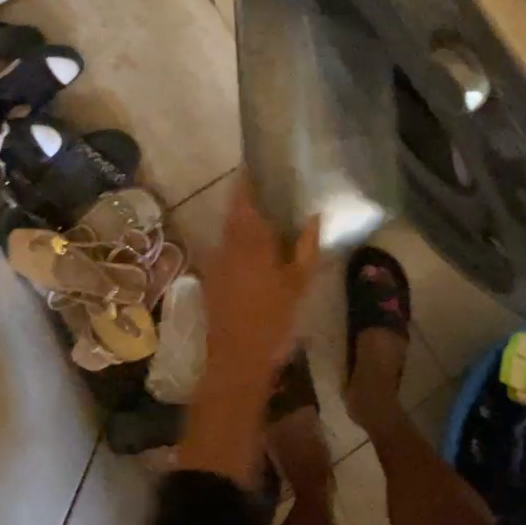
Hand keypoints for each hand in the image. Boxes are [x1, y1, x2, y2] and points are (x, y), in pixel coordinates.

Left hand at [179, 181, 319, 486]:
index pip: (244, 198)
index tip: (257, 164)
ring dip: (241, 218)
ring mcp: (215, 260)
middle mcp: (227, 243)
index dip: (248, 179)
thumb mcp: (299, 284)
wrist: (235, 361)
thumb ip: (308, 247)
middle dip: (246, 196)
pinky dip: (236, 239)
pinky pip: (224, 246)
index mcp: (250, 240)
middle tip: (266, 186)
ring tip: (264, 214)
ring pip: (227, 229)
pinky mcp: (210, 276)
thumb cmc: (273, 321)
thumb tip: (315, 216)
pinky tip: (253, 248)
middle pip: (234, 210)